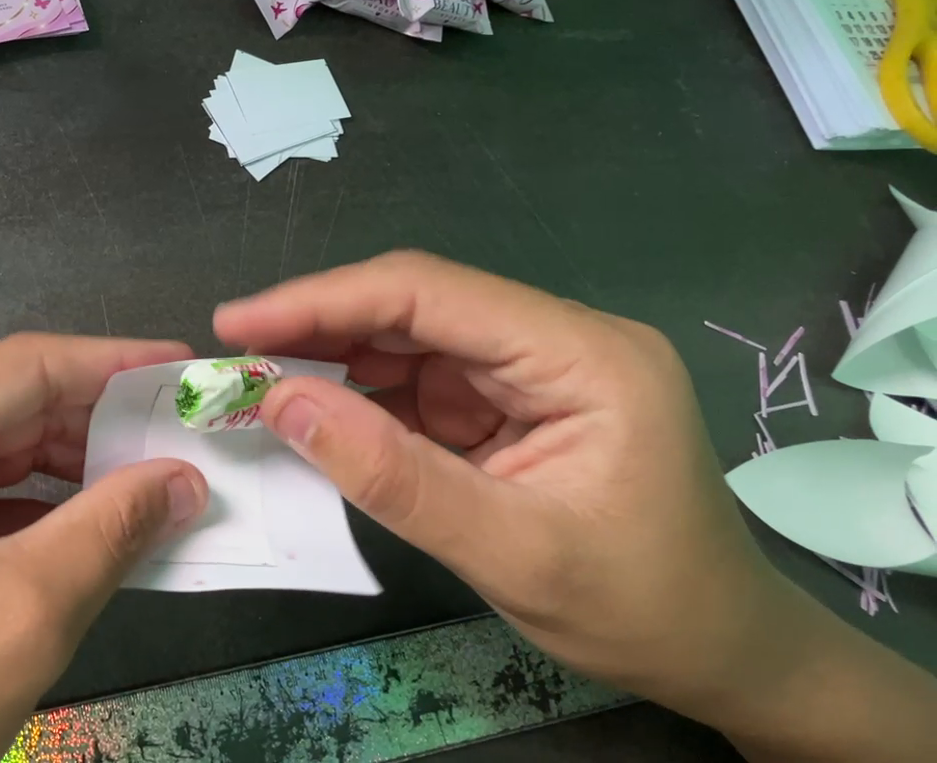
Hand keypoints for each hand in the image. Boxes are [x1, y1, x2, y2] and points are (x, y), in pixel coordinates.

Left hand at [0, 334, 208, 762]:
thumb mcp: (24, 608)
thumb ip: (113, 529)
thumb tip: (185, 480)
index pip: (24, 367)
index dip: (112, 362)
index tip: (185, 365)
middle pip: (14, 405)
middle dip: (102, 421)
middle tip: (189, 433)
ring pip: (5, 451)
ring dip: (81, 467)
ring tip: (162, 479)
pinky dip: (49, 507)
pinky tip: (107, 524)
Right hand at [215, 251, 936, 761]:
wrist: (722, 658)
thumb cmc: (642, 610)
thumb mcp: (513, 554)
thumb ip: (392, 475)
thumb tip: (279, 402)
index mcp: (580, 355)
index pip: (427, 293)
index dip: (321, 300)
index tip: (236, 323)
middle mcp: (549, 340)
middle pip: (408, 304)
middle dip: (313, 325)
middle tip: (230, 354)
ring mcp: (522, 367)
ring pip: (399, 336)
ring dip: (324, 356)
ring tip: (253, 381)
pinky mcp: (498, 398)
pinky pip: (407, 378)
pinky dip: (350, 392)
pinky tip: (307, 408)